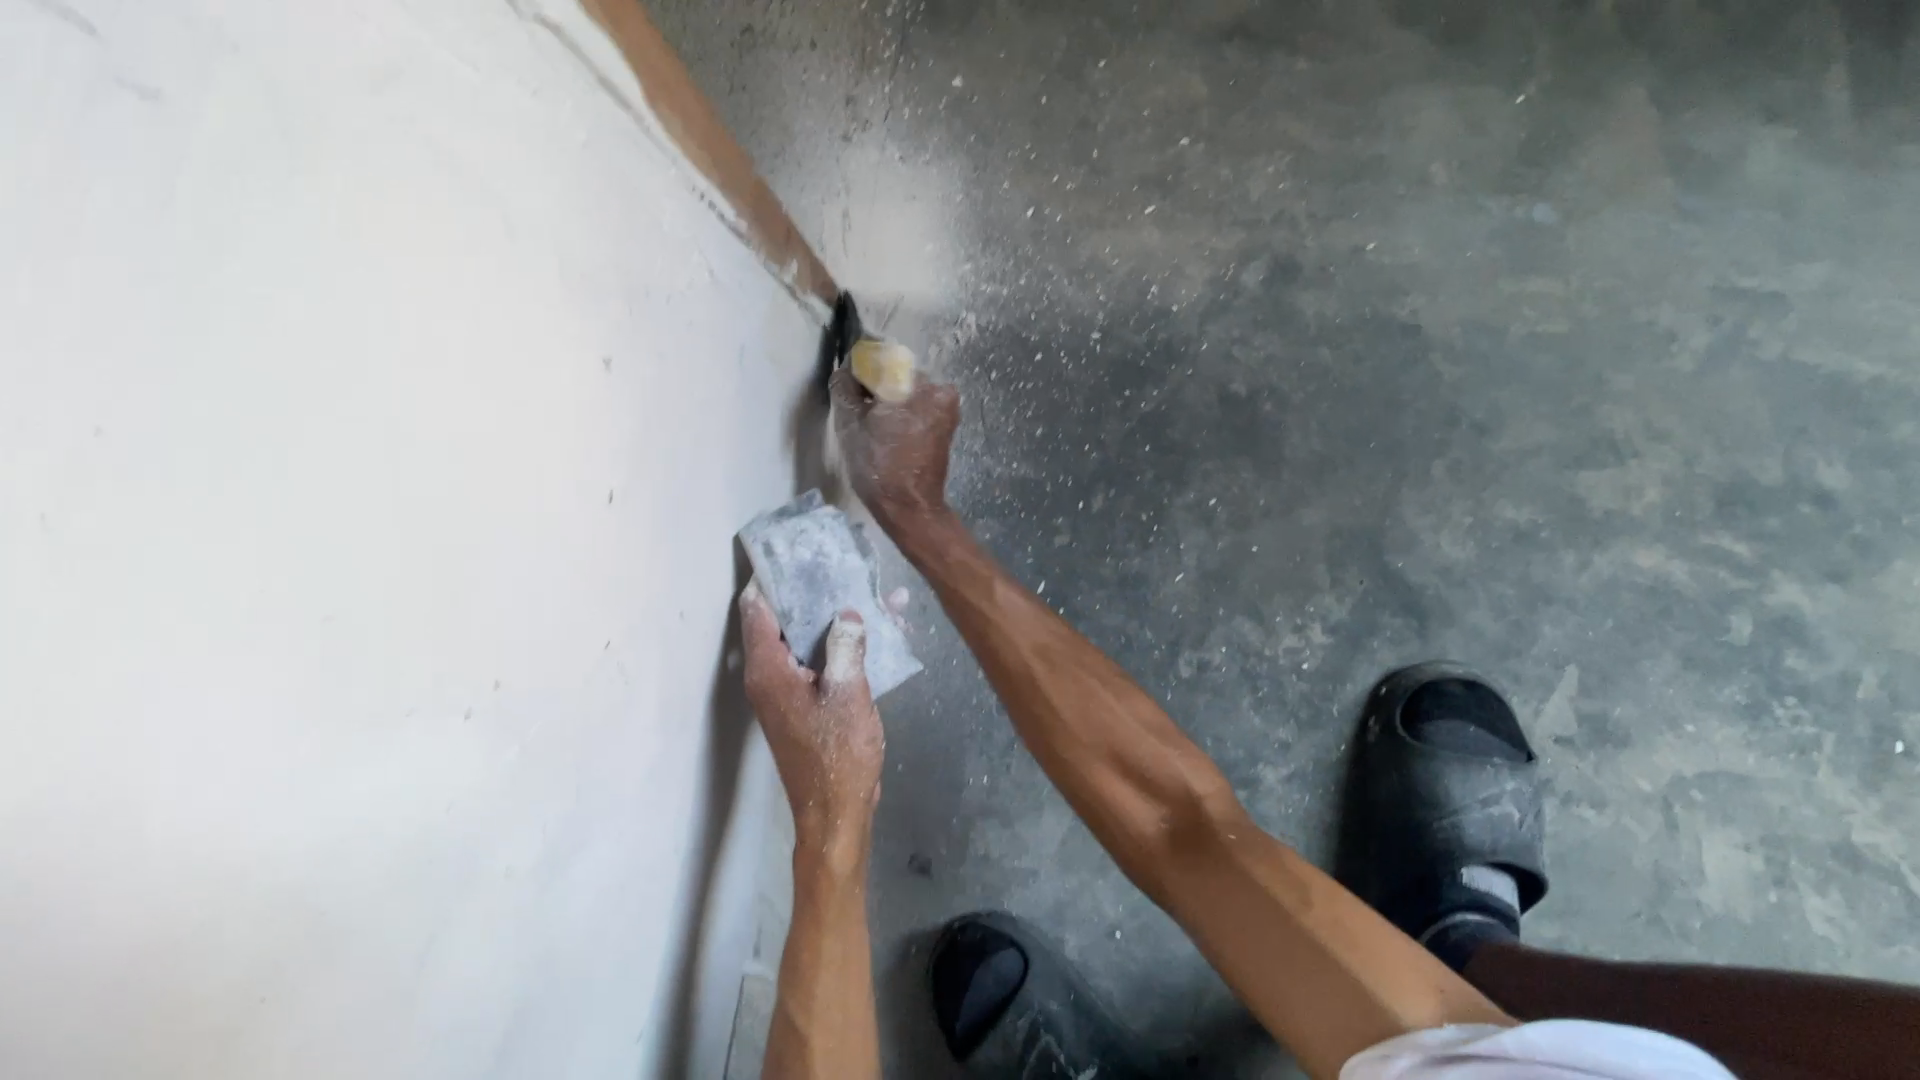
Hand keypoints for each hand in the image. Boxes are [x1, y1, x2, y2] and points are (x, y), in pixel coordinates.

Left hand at [740, 579, 885, 859]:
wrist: (837, 812)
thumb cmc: (838, 754)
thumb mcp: (848, 694)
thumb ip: (846, 647)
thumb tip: (847, 614)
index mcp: (770, 669)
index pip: (758, 608)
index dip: (772, 577)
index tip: (793, 549)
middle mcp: (771, 676)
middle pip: (785, 620)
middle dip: (815, 592)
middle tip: (842, 562)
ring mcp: (790, 691)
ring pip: (810, 641)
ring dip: (839, 620)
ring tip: (875, 592)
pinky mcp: (809, 704)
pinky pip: (824, 663)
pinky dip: (847, 647)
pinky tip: (883, 632)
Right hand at [831, 368, 960, 534]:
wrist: (911, 506)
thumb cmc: (878, 467)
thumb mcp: (849, 426)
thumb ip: (844, 389)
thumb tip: (844, 371)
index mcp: (914, 384)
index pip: (880, 359)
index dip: (859, 370)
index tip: (847, 388)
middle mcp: (937, 388)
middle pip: (897, 373)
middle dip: (876, 385)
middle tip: (858, 408)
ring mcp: (947, 405)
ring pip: (909, 389)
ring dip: (890, 399)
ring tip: (873, 423)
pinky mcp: (948, 422)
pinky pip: (920, 404)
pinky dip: (904, 411)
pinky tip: (889, 430)